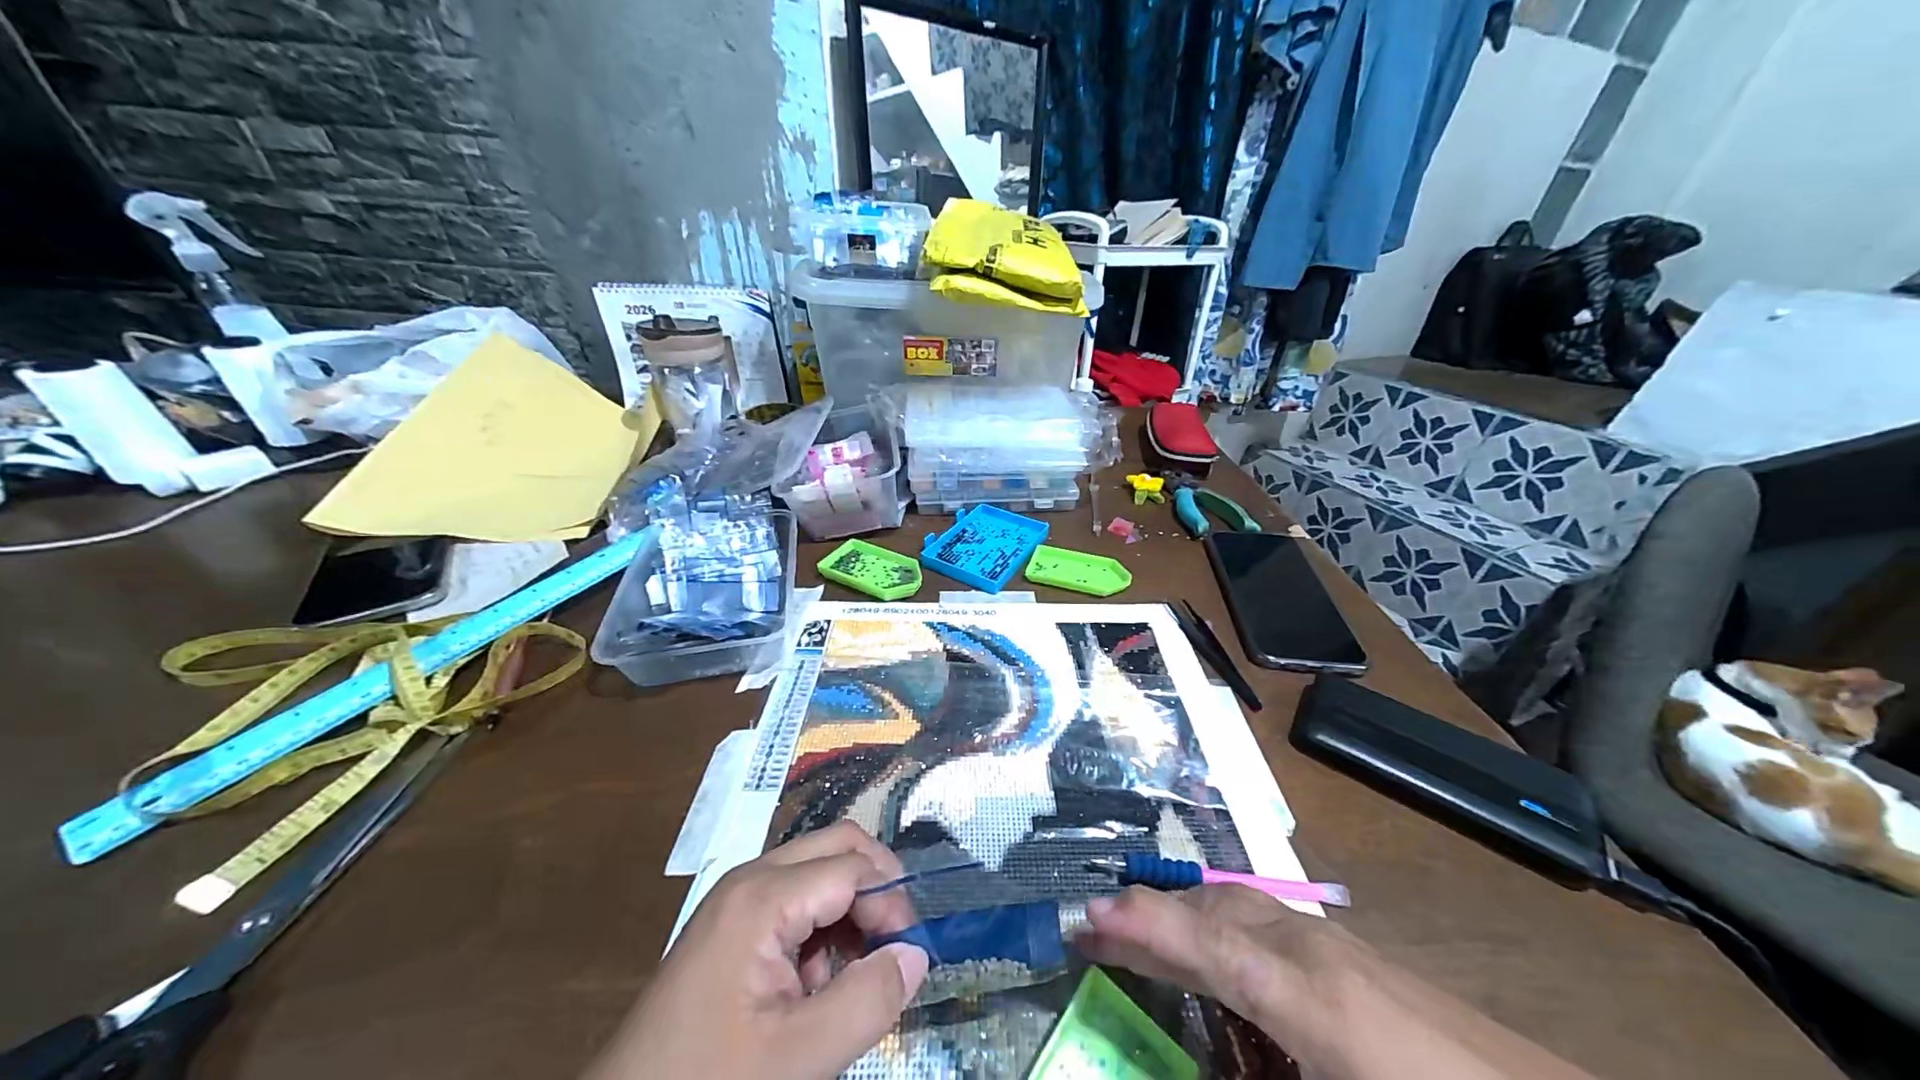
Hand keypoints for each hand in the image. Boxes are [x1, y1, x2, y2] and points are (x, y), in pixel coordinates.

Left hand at [583, 822, 928, 1079]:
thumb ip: (867, 1001)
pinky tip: (816, 981)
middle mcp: (751, 877)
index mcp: (763, 897)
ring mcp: (738, 895)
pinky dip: (823, 924)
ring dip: (851, 908)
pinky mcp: (733, 919)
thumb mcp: (798, 1057)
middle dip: (877, 889)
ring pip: (821, 869)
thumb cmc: (709, 1079)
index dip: (892, 903)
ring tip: (850, 975)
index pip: (854, 866)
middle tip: (893, 948)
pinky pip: (797, 895)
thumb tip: (917, 954)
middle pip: (838, 847)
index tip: (910, 956)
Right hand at [1079, 885, 1598, 1079]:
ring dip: (1181, 914)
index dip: (1140, 928)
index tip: (1082, 919)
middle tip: (1094, 932)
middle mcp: (1315, 952)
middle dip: (1147, 915)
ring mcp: (1340, 946)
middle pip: (1213, 910)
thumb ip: (1249, 1065)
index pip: (1204, 944)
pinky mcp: (1358, 956)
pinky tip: (1215, 953)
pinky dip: (1218, 924)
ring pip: (1238, 906)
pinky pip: (1265, 920)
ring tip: (1139, 936)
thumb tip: (1190, 1056)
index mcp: (1310, 999)